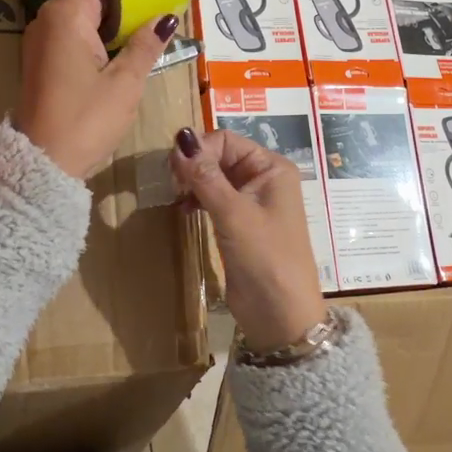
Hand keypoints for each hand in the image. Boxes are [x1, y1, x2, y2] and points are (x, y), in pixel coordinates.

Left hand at [14, 0, 177, 179]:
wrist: (42, 163)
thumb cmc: (86, 119)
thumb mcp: (125, 82)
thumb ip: (146, 44)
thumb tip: (167, 17)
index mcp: (66, 13)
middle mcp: (48, 18)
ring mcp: (42, 39)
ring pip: (86, 14)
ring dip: (118, 17)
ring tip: (157, 17)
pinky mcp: (44, 59)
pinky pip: (76, 34)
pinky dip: (102, 35)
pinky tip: (130, 43)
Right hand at [170, 128, 327, 350]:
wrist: (280, 314)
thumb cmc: (264, 257)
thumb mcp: (233, 213)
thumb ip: (205, 175)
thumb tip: (180, 137)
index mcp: (271, 168)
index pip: (226, 140)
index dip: (199, 149)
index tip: (174, 168)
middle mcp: (263, 179)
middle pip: (219, 156)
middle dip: (193, 165)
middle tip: (170, 183)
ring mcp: (251, 202)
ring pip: (213, 178)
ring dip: (192, 182)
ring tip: (175, 196)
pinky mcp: (239, 224)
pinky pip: (213, 199)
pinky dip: (196, 199)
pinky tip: (183, 209)